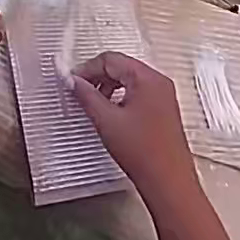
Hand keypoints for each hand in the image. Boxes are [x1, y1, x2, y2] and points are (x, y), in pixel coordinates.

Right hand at [69, 51, 196, 196]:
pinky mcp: (162, 108)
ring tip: (92, 101)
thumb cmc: (144, 153)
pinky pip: (137, 90)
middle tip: (79, 88)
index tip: (73, 80)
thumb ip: (86, 95)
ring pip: (128, 78)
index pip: (111, 60)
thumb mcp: (106, 120)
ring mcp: (163, 95)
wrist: (167, 180)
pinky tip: (109, 110)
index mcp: (147, 79)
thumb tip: (74, 81)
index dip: (87, 68)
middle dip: (97, 75)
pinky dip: (119, 94)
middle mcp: (158, 83)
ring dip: (107, 85)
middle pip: (121, 65)